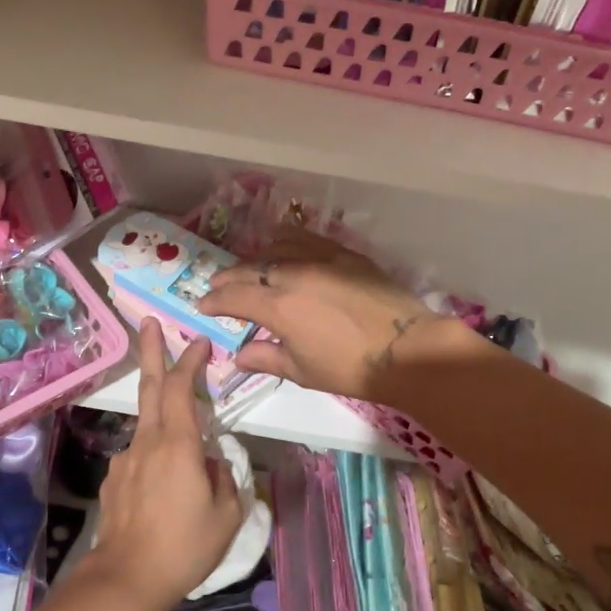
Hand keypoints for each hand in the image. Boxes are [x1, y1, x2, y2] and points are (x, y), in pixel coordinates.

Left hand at [79, 321, 243, 610]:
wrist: (127, 577)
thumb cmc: (184, 545)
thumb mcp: (226, 515)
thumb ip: (224, 478)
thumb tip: (213, 462)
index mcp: (177, 443)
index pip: (182, 388)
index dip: (190, 361)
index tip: (199, 342)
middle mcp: (147, 442)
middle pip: (150, 387)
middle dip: (151, 351)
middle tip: (149, 322)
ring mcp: (125, 460)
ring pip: (146, 426)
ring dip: (161, 416)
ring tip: (186, 452)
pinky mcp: (114, 480)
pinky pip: (140, 457)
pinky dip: (155, 457)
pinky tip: (165, 489)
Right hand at [198, 227, 475, 404]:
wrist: (407, 349)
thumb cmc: (352, 369)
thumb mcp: (303, 372)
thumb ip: (266, 358)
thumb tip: (239, 355)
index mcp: (278, 307)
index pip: (234, 297)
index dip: (215, 301)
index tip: (203, 306)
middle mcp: (292, 275)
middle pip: (250, 269)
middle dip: (229, 278)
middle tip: (217, 285)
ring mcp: (319, 259)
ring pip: (275, 249)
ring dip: (255, 258)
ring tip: (248, 266)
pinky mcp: (344, 254)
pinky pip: (305, 238)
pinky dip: (285, 240)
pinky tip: (279, 242)